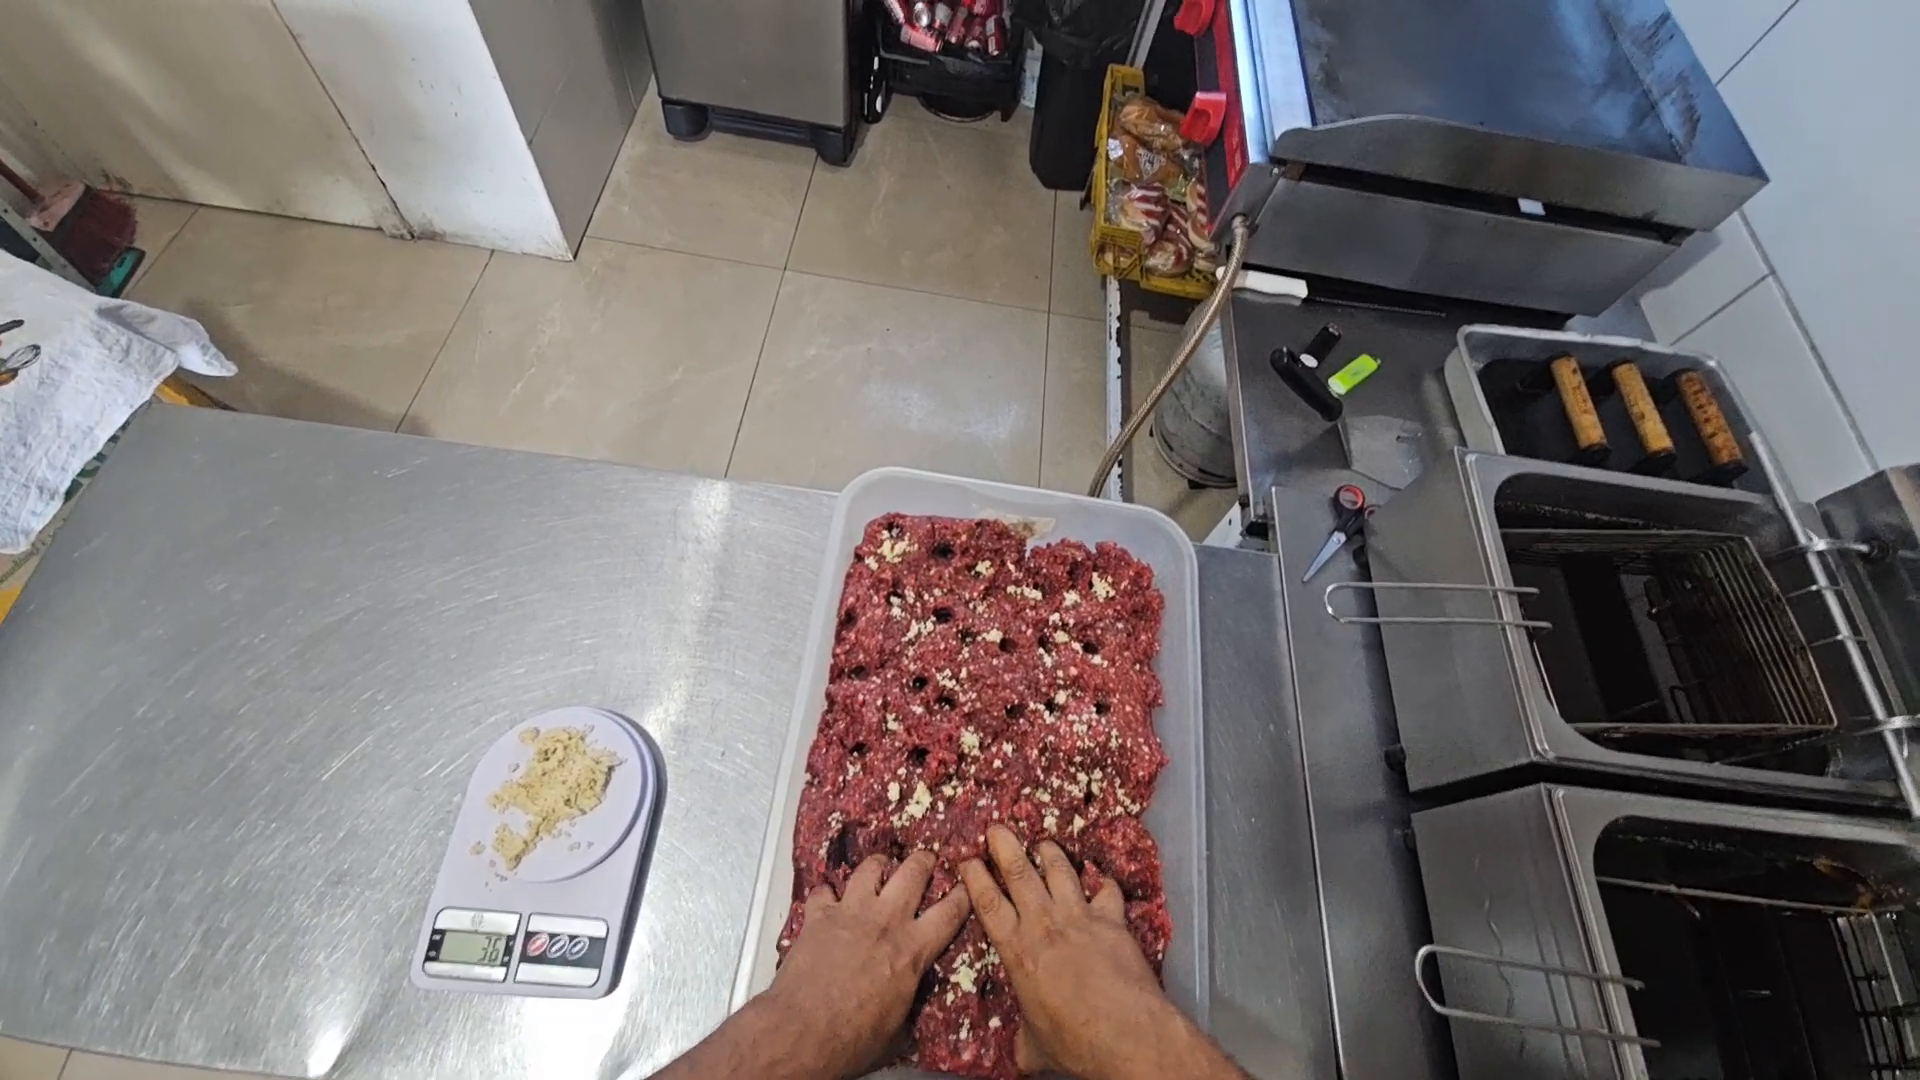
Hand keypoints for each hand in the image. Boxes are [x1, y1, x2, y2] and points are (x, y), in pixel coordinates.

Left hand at [762, 851, 970, 1075]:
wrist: (802, 1032)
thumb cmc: (853, 1039)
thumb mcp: (896, 1032)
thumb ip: (908, 1008)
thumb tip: (911, 1016)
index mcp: (912, 950)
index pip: (949, 913)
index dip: (963, 895)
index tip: (967, 884)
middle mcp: (886, 920)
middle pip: (913, 872)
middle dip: (924, 860)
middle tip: (926, 860)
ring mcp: (851, 911)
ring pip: (871, 868)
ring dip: (878, 865)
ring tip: (881, 867)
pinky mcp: (819, 915)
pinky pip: (824, 891)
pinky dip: (827, 894)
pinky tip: (828, 900)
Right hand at [960, 825, 1243, 1079]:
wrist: (1125, 1034)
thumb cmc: (1073, 1042)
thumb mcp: (1035, 1046)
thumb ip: (1023, 1039)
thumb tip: (1019, 1056)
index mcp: (1017, 950)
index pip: (988, 903)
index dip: (975, 877)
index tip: (967, 858)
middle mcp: (1044, 923)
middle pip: (1019, 872)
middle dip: (1005, 845)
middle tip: (996, 826)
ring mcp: (1079, 916)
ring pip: (1060, 870)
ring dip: (1050, 852)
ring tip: (1042, 842)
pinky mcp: (1111, 919)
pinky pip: (1107, 891)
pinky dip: (1103, 883)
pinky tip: (1101, 878)